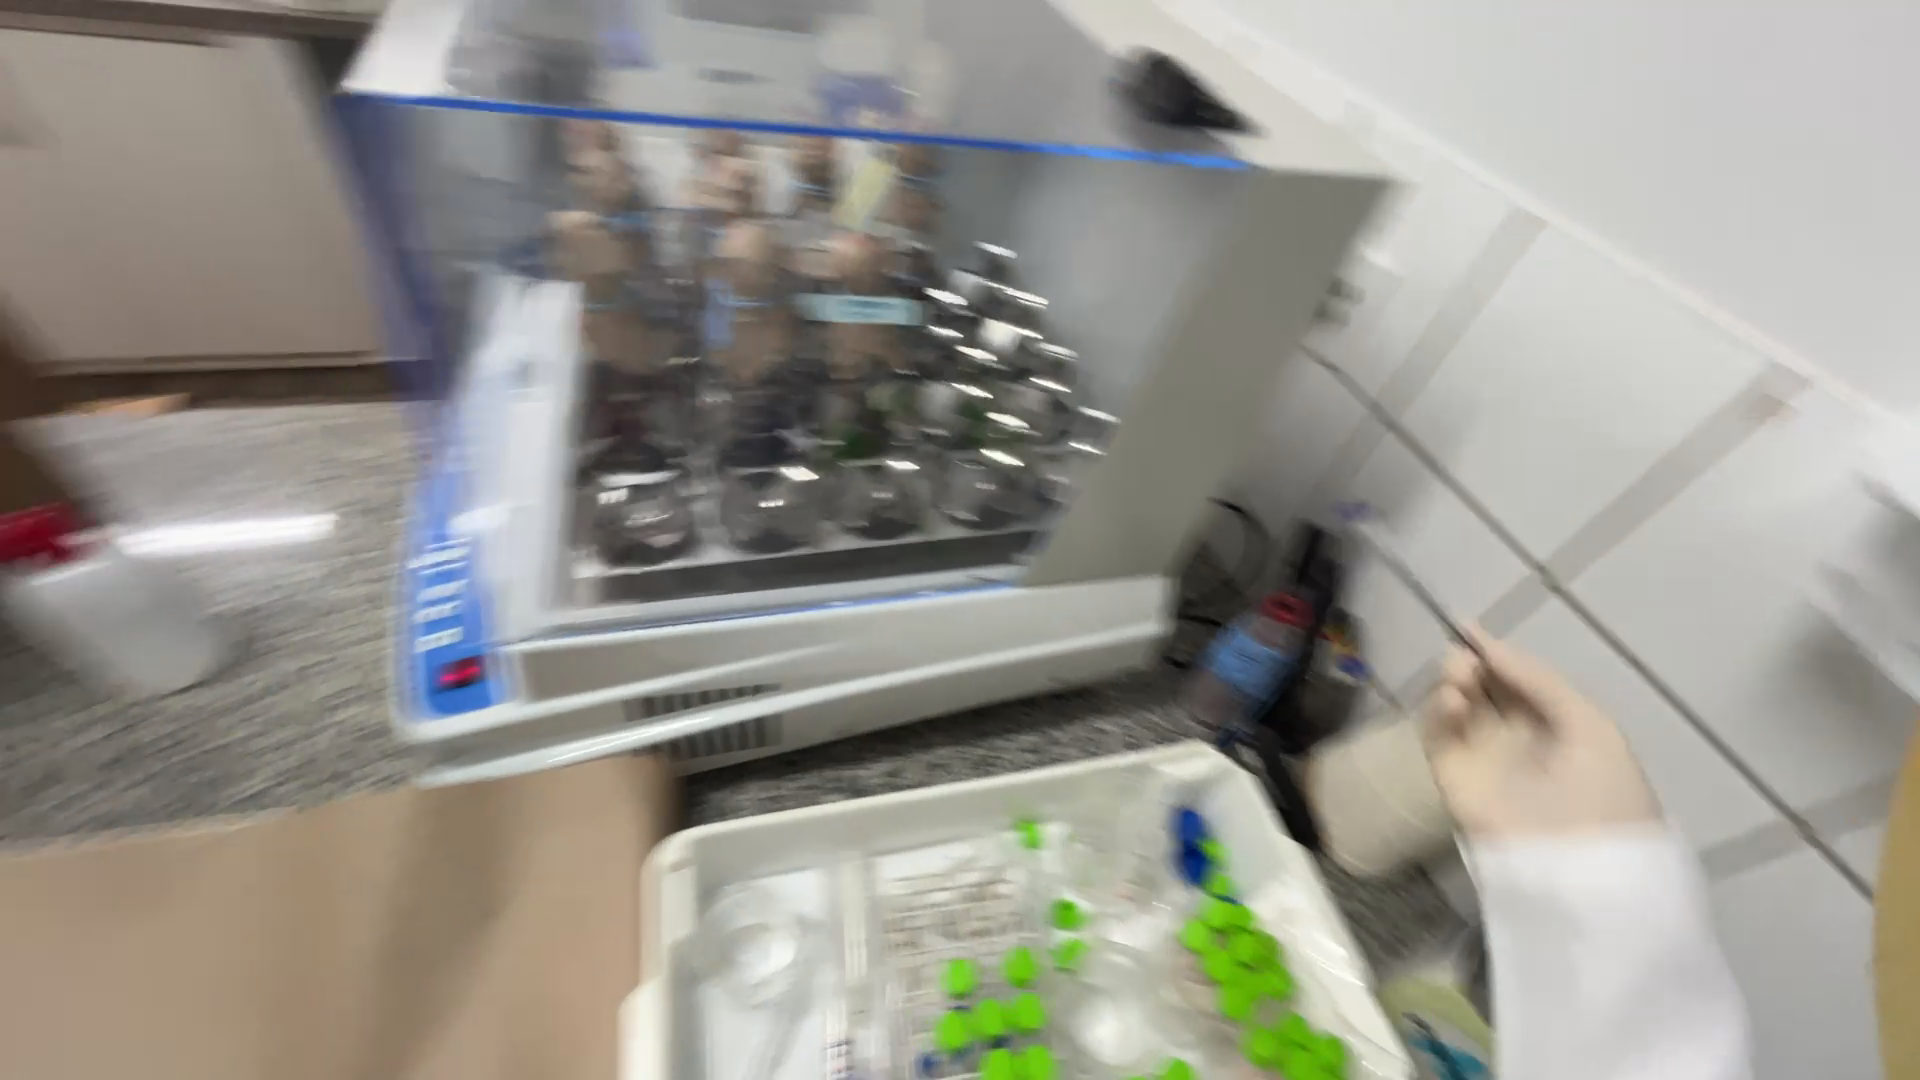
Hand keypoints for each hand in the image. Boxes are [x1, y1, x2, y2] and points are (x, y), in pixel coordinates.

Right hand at [1423, 629, 1660, 838]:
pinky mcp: (1451, 772)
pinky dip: (1437, 711)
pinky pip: (1436, 734)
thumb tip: (1489, 647)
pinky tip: (1452, 702)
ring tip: (1458, 679)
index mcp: (1554, 724)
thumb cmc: (1602, 791)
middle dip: (1470, 665)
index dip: (1494, 652)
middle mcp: (1514, 734)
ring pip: (1455, 705)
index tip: (1466, 626)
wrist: (1582, 861)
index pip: (1516, 680)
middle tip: (1464, 657)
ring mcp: (1480, 753)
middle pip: (1481, 687)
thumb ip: (1539, 681)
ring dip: (1452, 684)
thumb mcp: (1590, 726)